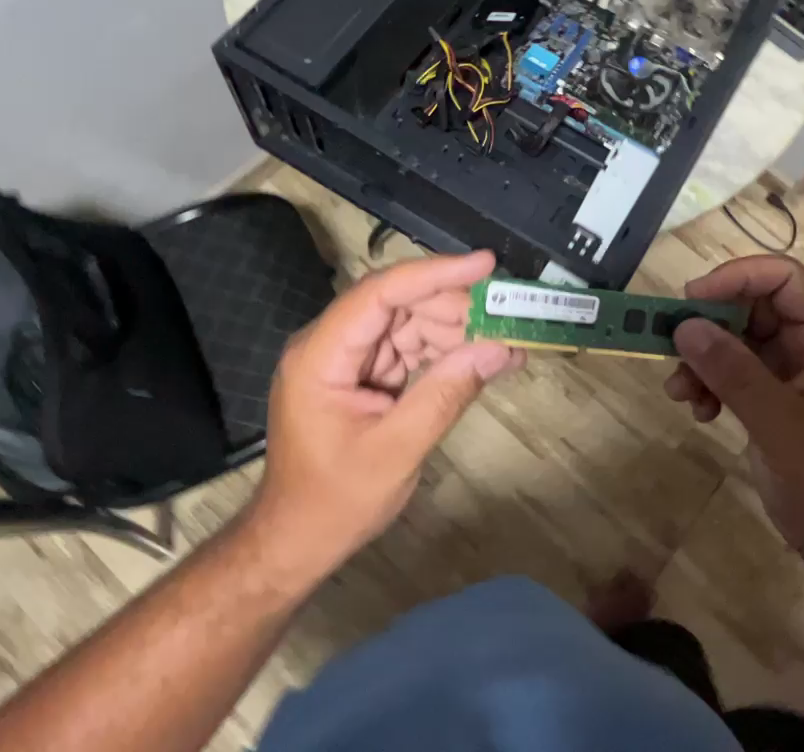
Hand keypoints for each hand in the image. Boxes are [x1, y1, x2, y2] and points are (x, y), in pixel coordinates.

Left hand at [245, 251, 523, 585]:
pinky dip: (444, 353)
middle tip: (506, 317)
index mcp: (321, 356)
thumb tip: (498, 350)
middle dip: (454, 306)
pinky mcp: (361, 374)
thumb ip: (445, 395)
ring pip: (407, 322)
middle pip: (397, 303)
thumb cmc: (335, 502)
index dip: (434, 274)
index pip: (380, 294)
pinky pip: (407, 348)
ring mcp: (345, 359)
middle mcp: (329, 345)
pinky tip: (481, 359)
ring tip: (504, 344)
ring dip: (455, 330)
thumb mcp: (396, 451)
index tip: (485, 265)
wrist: (296, 540)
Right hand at [664, 256, 803, 558]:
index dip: (739, 277)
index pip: (786, 279)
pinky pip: (733, 377)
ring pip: (737, 343)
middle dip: (711, 324)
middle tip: (672, 343)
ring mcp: (791, 379)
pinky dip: (710, 387)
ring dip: (703, 360)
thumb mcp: (782, 423)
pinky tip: (699, 412)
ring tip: (680, 391)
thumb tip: (685, 325)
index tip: (692, 298)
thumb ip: (734, 372)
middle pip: (755, 308)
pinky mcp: (772, 407)